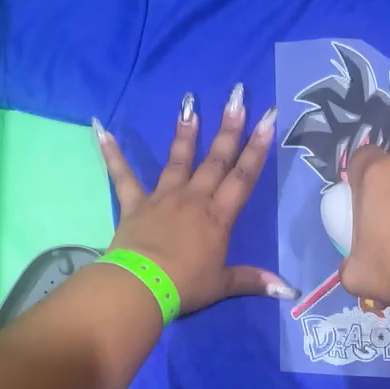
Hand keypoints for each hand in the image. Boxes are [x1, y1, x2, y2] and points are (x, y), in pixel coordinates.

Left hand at [95, 86, 299, 314]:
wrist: (141, 286)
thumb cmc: (186, 285)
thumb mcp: (223, 285)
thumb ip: (253, 281)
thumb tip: (289, 291)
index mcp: (218, 217)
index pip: (243, 177)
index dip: (257, 148)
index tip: (268, 119)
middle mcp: (193, 199)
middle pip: (215, 160)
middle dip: (229, 128)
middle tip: (237, 97)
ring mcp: (162, 198)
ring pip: (177, 160)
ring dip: (185, 132)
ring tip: (190, 103)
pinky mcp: (134, 204)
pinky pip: (122, 175)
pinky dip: (112, 153)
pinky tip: (100, 129)